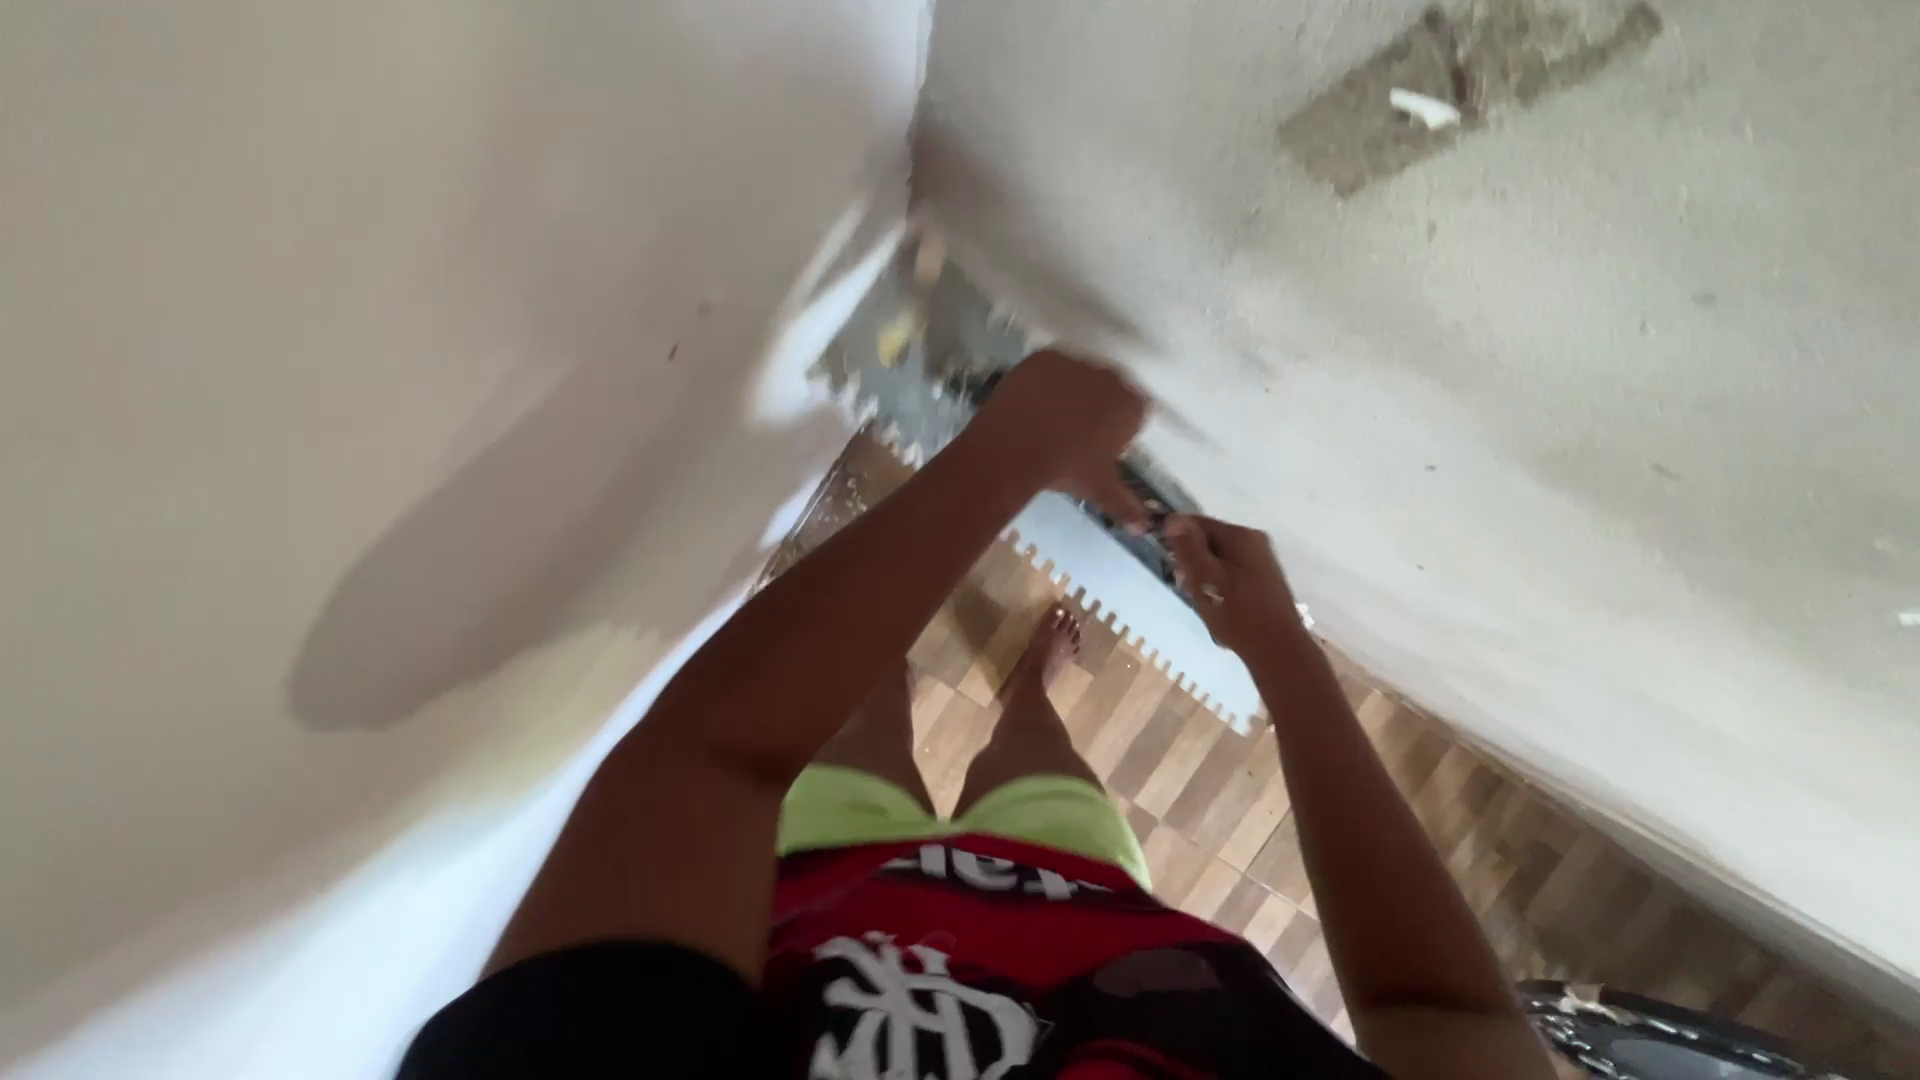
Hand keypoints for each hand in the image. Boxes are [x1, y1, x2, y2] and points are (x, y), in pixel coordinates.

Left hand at [965, 349, 1150, 529]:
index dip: (1117, 429)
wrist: (1015, 446)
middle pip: (1108, 390)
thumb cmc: (1066, 468)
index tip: (1098, 446)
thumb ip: (1125, 505)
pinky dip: (1043, 383)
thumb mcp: (1098, 488)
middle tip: (1072, 434)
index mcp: (1131, 405)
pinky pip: (1049, 368)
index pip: (1134, 413)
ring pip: (1079, 377)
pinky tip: (1030, 405)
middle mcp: (1110, 376)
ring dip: (1070, 393)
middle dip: (1095, 408)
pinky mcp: (1045, 357)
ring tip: (1047, 421)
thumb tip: (1143, 528)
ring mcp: (1076, 362)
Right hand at [1162, 513, 1300, 653]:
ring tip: (1199, 596)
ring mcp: (1261, 559)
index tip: (1168, 561)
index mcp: (1241, 536)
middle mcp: (1254, 540)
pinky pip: (1230, 569)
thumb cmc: (1237, 615)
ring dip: (1203, 572)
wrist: (1278, 651)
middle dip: (1191, 558)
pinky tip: (1215, 601)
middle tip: (1185, 584)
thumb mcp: (1205, 579)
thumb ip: (1188, 547)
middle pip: (1208, 539)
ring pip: (1218, 556)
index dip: (1176, 538)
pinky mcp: (1263, 577)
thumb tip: (1172, 519)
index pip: (1197, 522)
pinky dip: (1216, 580)